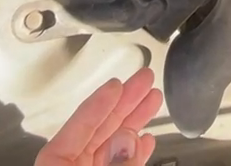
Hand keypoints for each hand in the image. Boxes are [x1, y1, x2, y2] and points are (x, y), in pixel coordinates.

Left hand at [36, 68, 162, 165]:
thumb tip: (127, 141)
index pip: (76, 126)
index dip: (98, 102)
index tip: (116, 83)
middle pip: (98, 130)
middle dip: (125, 102)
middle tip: (144, 77)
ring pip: (112, 146)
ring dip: (135, 122)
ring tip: (153, 98)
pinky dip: (134, 154)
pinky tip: (146, 139)